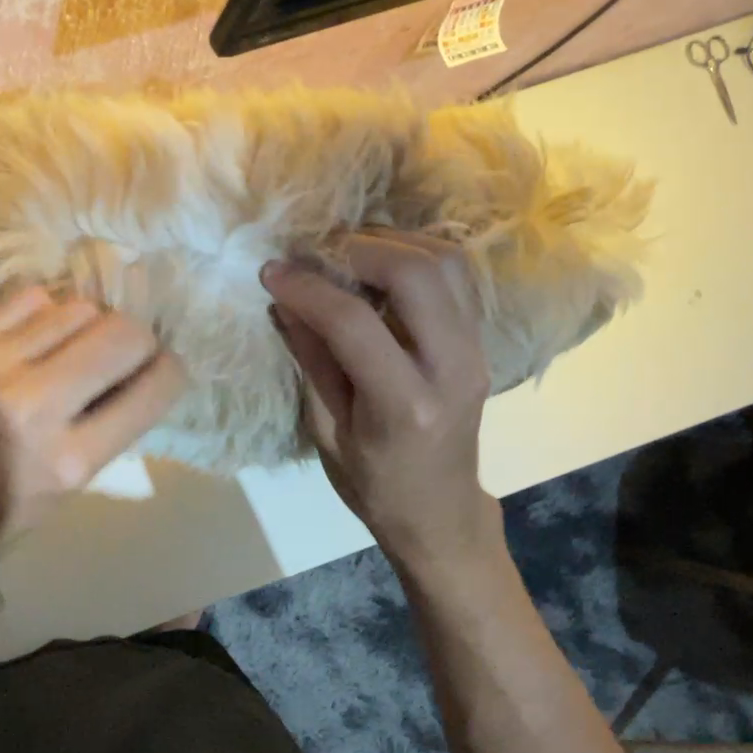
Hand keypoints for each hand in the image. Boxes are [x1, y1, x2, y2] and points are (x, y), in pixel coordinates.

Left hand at [0, 286, 187, 591]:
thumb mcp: (55, 499)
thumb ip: (98, 439)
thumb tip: (131, 382)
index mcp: (70, 461)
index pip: (154, 387)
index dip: (169, 372)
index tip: (161, 370)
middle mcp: (39, 405)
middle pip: (124, 333)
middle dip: (138, 341)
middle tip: (120, 357)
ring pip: (78, 308)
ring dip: (90, 325)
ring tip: (72, 349)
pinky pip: (30, 300)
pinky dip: (47, 312)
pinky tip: (37, 336)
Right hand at [261, 231, 500, 572]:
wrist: (439, 508)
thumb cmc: (372, 484)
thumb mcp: (328, 433)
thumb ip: (312, 362)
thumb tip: (285, 302)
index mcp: (404, 405)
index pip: (354, 323)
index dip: (308, 288)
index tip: (271, 272)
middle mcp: (451, 367)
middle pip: (416, 272)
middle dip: (357, 249)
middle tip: (314, 253)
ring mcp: (476, 349)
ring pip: (445, 262)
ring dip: (390, 243)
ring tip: (343, 253)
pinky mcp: (480, 339)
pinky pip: (455, 275)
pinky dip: (413, 255)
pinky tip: (376, 266)